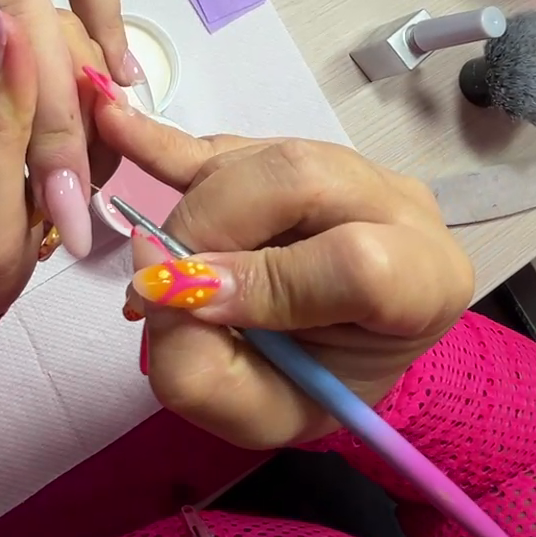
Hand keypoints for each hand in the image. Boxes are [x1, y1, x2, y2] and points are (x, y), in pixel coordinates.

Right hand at [96, 100, 474, 448]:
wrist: (333, 344)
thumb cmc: (312, 384)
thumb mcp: (271, 417)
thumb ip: (209, 377)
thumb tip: (160, 284)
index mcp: (424, 282)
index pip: (355, 263)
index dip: (265, 280)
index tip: (190, 300)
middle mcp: (393, 204)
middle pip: (295, 178)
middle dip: (208, 228)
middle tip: (162, 279)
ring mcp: (341, 164)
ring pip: (255, 157)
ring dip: (194, 205)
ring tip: (163, 256)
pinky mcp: (282, 149)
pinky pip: (218, 142)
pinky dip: (160, 140)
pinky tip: (112, 119)